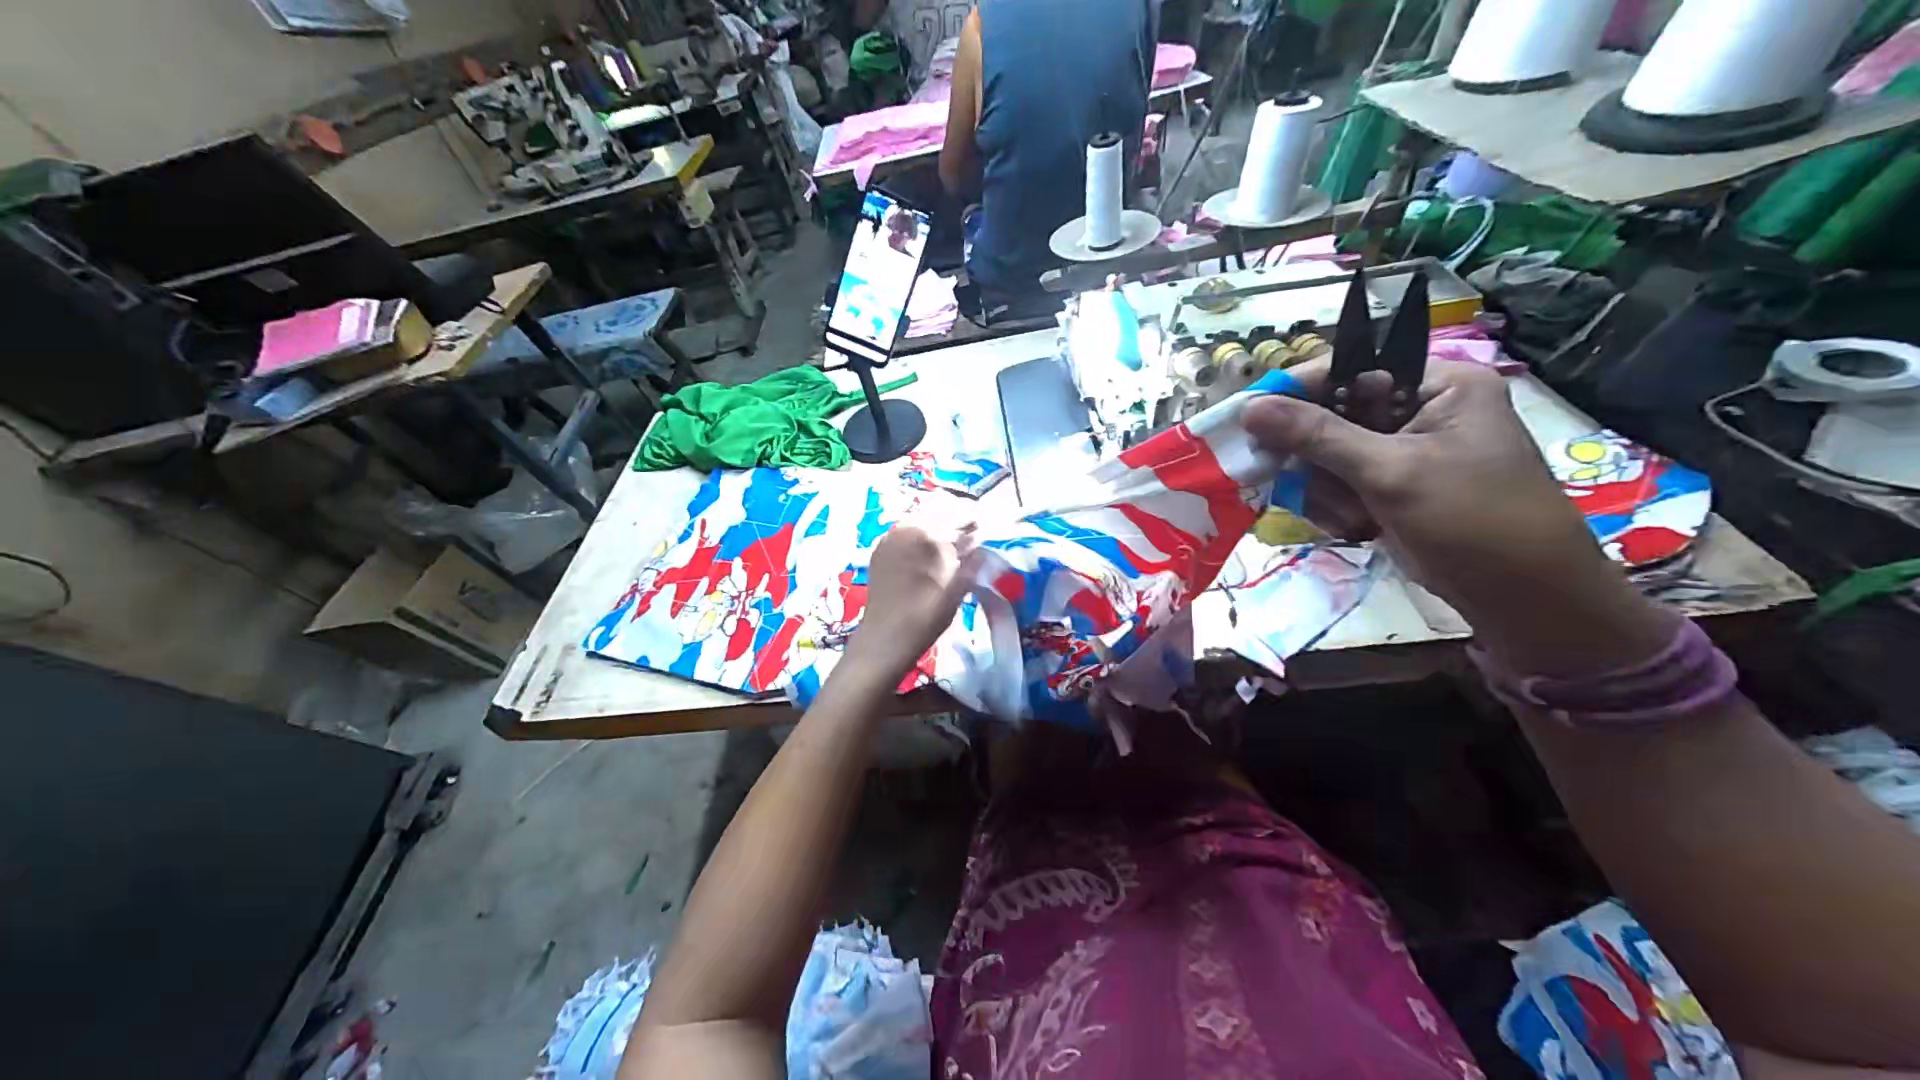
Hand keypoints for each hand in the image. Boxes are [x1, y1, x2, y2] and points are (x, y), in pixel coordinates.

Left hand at [844, 519, 978, 679]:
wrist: (883, 642)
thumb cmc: (923, 617)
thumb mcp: (956, 588)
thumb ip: (971, 558)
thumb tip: (980, 540)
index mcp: (920, 531)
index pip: (954, 508)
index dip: (974, 515)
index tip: (987, 526)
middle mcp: (901, 528)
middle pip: (935, 508)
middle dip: (957, 518)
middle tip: (974, 535)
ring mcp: (888, 540)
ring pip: (921, 519)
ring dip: (941, 526)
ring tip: (958, 546)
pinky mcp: (881, 554)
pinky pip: (908, 533)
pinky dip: (925, 537)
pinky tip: (936, 555)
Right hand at [1244, 358, 1671, 676]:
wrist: (1523, 598)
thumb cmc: (1471, 520)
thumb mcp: (1391, 471)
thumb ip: (1317, 436)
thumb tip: (1250, 408)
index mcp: (1438, 386)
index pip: (1351, 370)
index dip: (1297, 391)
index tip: (1249, 415)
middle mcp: (1420, 411)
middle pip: (1333, 414)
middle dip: (1313, 453)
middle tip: (1288, 476)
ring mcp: (1404, 453)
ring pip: (1328, 455)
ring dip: (1325, 487)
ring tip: (1348, 515)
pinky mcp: (1392, 489)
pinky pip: (1339, 484)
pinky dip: (1335, 505)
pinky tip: (1354, 526)